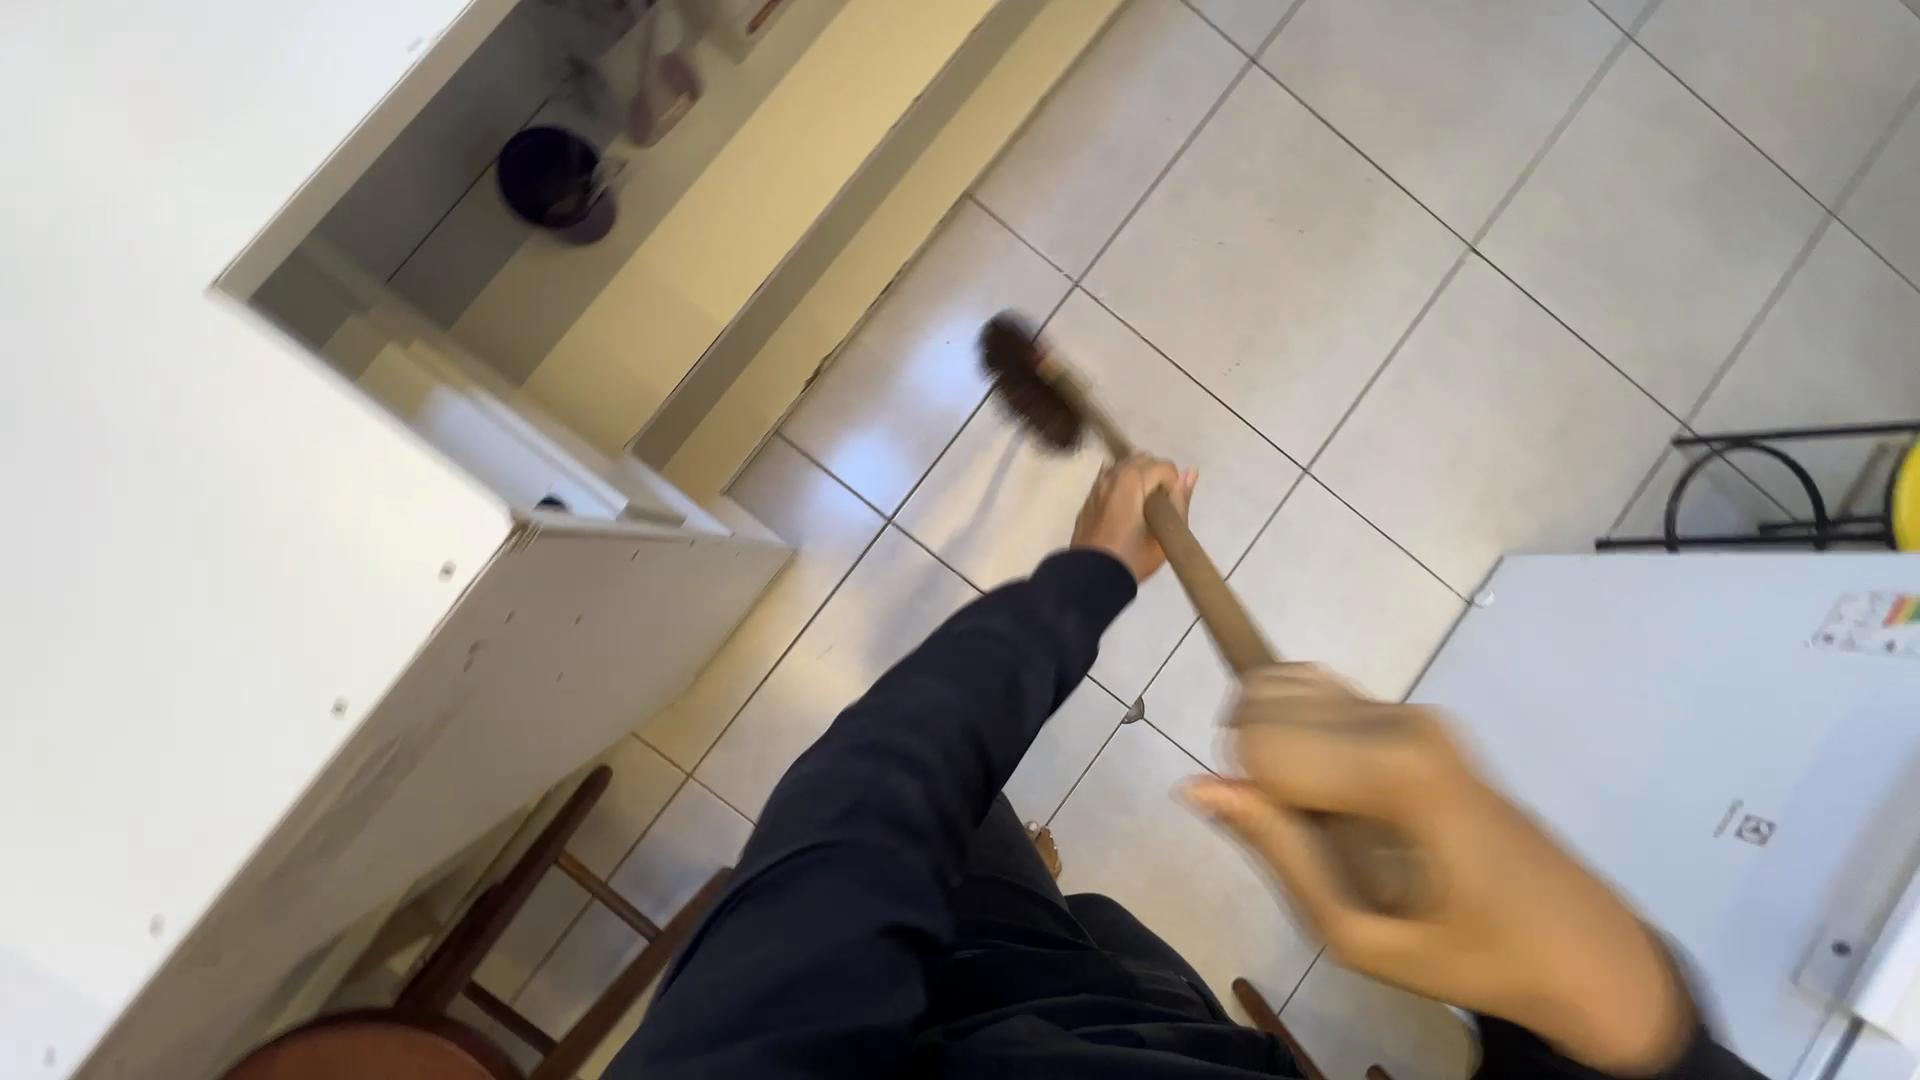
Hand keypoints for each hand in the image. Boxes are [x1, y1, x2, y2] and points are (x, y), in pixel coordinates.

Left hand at [1071, 454, 1196, 582]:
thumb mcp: (1165, 533)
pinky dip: (1122, 484)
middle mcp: (1113, 475)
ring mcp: (1098, 484)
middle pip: (1143, 459)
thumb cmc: (1133, 557)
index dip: (1173, 485)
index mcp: (1133, 480)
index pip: (1165, 466)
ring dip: (1139, 478)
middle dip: (1157, 476)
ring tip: (1143, 507)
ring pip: (1124, 465)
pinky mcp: (1089, 497)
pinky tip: (1125, 505)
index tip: (1170, 508)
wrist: (1092, 576)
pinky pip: (1109, 477)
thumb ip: (1180, 500)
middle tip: (1160, 505)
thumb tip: (1191, 472)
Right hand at [1185, 664, 1691, 1073]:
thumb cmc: (1472, 954)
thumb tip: (1194, 787)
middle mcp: (1401, 719)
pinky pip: (1314, 690)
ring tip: (1312, 808)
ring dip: (1273, 740)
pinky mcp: (1413, 712)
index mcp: (1395, 773)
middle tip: (1294, 828)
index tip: (1280, 841)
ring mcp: (1411, 708)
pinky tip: (1329, 784)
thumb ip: (1275, 850)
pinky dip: (1296, 728)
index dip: (1246, 790)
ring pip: (1283, 685)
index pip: (1260, 738)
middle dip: (1252, 758)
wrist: (1586, 946)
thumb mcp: (1357, 934)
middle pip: (1264, 696)